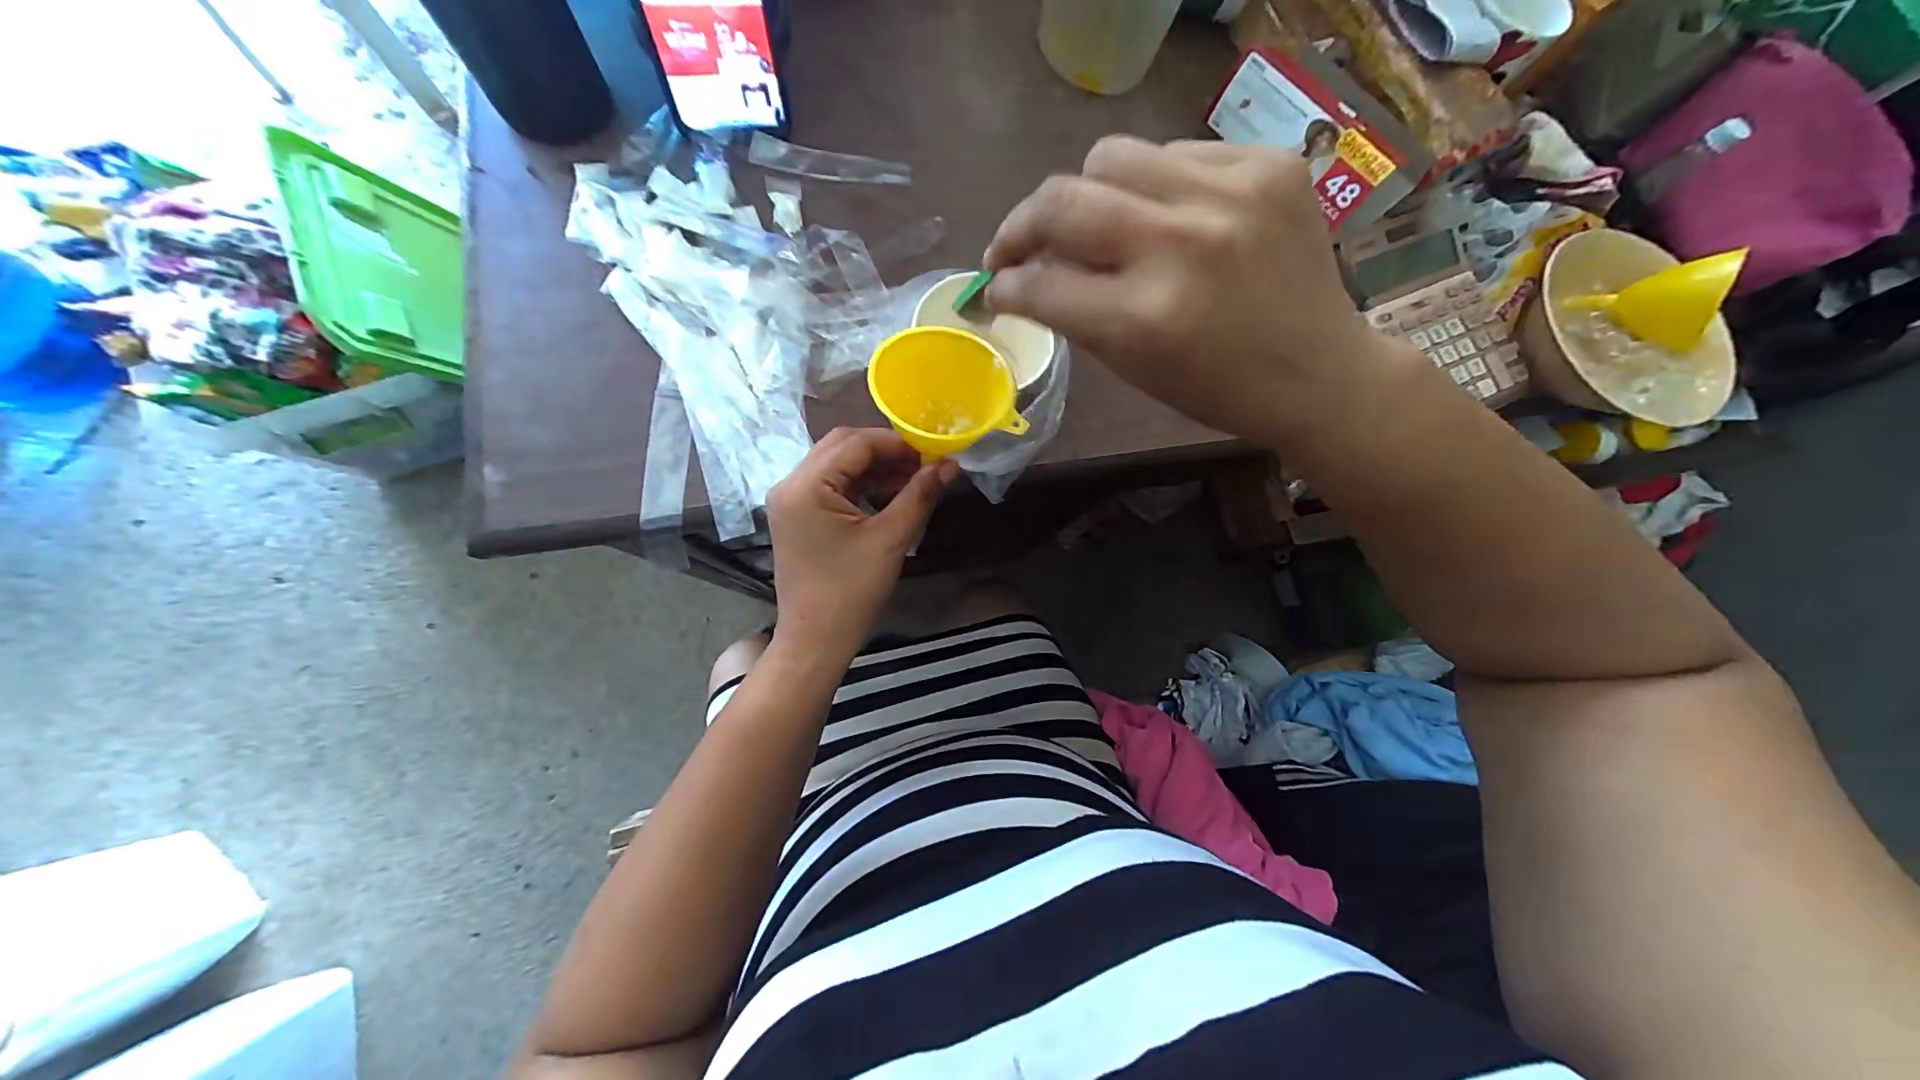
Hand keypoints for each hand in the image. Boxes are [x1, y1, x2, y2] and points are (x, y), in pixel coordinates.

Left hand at [766, 429, 958, 661]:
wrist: (816, 640)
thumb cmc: (852, 592)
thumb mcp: (891, 539)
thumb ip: (920, 494)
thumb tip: (949, 464)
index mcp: (805, 487)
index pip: (855, 443)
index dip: (897, 442)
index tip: (932, 452)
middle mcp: (789, 484)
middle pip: (841, 446)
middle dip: (885, 450)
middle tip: (923, 463)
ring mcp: (789, 500)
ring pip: (835, 464)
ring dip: (873, 467)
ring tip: (913, 479)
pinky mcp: (795, 515)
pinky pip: (829, 485)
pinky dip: (859, 484)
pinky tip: (889, 493)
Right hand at [984, 136, 1403, 441]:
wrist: (1320, 372)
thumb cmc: (1216, 389)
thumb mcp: (1133, 367)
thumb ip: (1075, 314)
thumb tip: (1026, 272)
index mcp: (1146, 317)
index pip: (1042, 284)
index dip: (1006, 285)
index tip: (995, 285)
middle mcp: (1183, 244)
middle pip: (1063, 199)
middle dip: (1022, 225)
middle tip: (1018, 246)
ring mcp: (1231, 194)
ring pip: (1110, 156)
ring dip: (1087, 194)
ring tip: (1099, 225)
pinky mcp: (1268, 163)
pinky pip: (1174, 153)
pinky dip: (1154, 185)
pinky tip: (1168, 217)